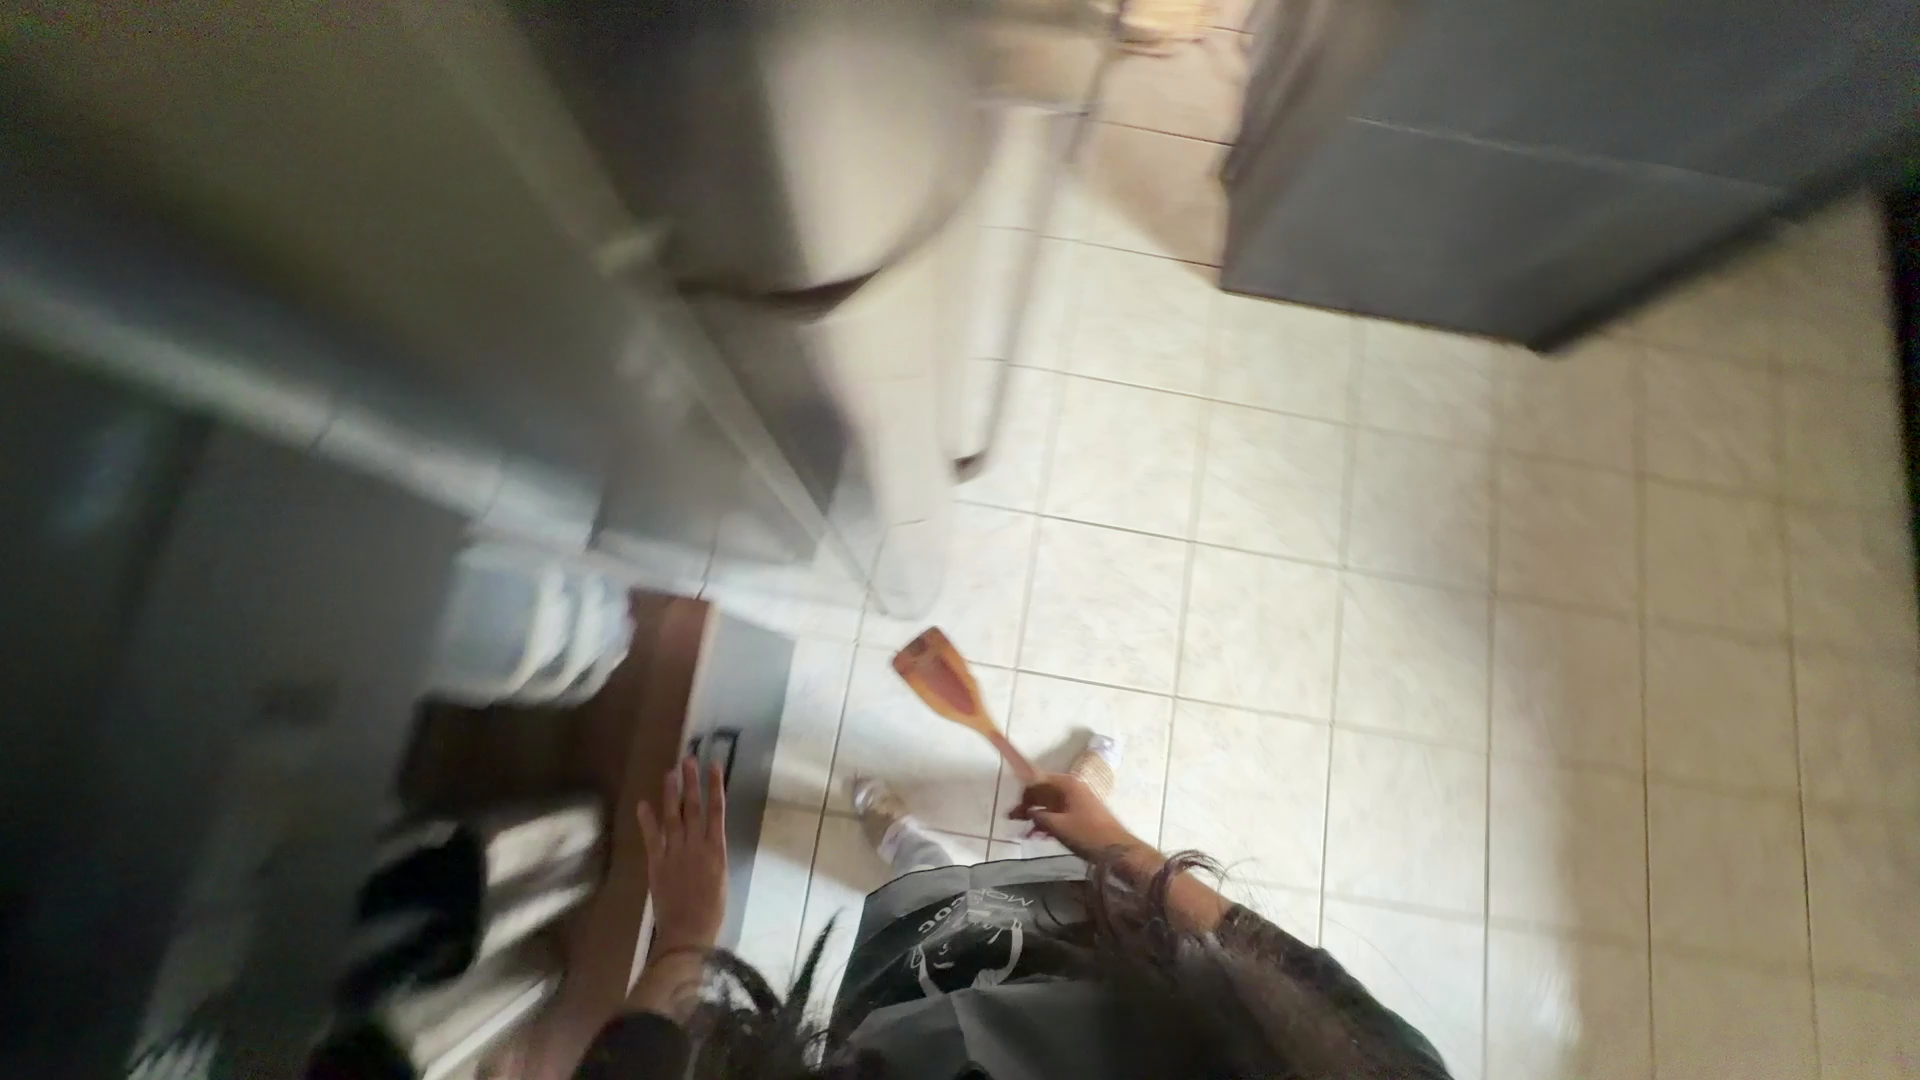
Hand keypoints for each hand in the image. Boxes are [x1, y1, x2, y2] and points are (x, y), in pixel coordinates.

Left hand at [636, 757, 728, 951]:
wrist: (687, 934)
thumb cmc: (712, 909)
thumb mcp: (721, 876)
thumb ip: (714, 852)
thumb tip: (710, 834)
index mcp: (716, 848)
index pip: (717, 809)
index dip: (716, 786)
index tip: (715, 765)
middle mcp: (695, 845)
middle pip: (693, 807)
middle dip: (691, 782)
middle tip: (689, 759)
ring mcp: (674, 853)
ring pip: (673, 817)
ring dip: (671, 794)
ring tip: (670, 773)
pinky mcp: (657, 864)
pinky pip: (652, 838)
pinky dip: (647, 821)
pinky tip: (644, 804)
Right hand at [1007, 772, 1136, 858]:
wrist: (1116, 850)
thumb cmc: (1086, 834)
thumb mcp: (1058, 826)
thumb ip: (1039, 816)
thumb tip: (1027, 811)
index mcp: (1067, 784)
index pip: (1038, 778)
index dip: (1024, 788)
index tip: (1012, 798)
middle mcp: (1071, 788)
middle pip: (1043, 790)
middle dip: (1027, 804)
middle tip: (1012, 817)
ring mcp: (1077, 800)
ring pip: (1050, 803)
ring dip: (1036, 815)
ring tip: (1023, 830)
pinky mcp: (1080, 813)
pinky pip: (1058, 813)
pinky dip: (1047, 821)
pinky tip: (1037, 835)